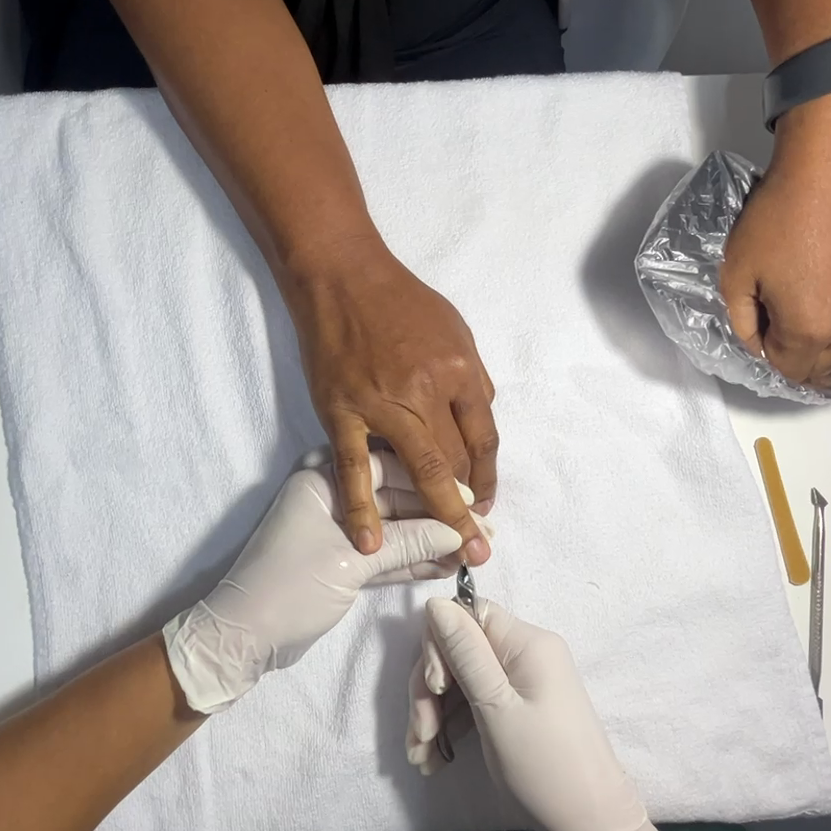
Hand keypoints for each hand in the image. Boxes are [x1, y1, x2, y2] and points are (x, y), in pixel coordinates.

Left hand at [164, 451, 476, 713]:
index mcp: (322, 482)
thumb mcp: (350, 561)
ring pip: (393, 531)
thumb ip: (406, 543)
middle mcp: (331, 500)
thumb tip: (458, 532)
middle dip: (437, 518)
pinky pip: (384, 555)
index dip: (430, 485)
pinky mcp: (341, 564)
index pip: (386, 470)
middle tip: (484, 531)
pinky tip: (446, 564)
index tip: (470, 500)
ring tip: (475, 551)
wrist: (245, 636)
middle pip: (394, 502)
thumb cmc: (290, 585)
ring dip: (430, 542)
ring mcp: (336, 533)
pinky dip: (412, 561)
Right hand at [282, 250, 495, 564]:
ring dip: (439, 516)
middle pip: (456, 460)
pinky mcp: (343, 413)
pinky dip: (362, 508)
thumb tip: (478, 418)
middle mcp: (428, 392)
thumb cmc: (400, 300)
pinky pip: (355, 469)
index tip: (486, 501)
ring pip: (419, 471)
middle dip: (470, 504)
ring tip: (452, 552)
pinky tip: (369, 542)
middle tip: (478, 543)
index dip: (488, 476)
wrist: (342, 278)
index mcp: (459, 370)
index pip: (484, 437)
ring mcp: (382, 405)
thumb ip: (470, 376)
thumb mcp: (454, 328)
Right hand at [406, 597, 689, 830]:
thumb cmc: (545, 766)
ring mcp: (520, 681)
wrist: (592, 829)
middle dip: (429, 690)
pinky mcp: (515, 706)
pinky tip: (433, 757)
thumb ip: (463, 652)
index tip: (434, 688)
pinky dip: (449, 725)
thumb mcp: (496, 707)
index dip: (438, 644)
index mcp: (526, 643)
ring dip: (433, 713)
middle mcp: (523, 653)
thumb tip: (434, 601)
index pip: (465, 613)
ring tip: (422, 755)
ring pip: (457, 678)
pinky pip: (471, 700)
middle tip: (420, 733)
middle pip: (456, 649)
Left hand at [718, 97, 830, 386]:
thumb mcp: (736, 272)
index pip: (788, 369)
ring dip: (827, 334)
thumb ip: (741, 320)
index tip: (757, 325)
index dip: (767, 352)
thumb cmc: (779, 216)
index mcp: (812, 330)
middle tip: (776, 314)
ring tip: (805, 299)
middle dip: (796, 350)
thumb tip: (755, 343)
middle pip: (824, 363)